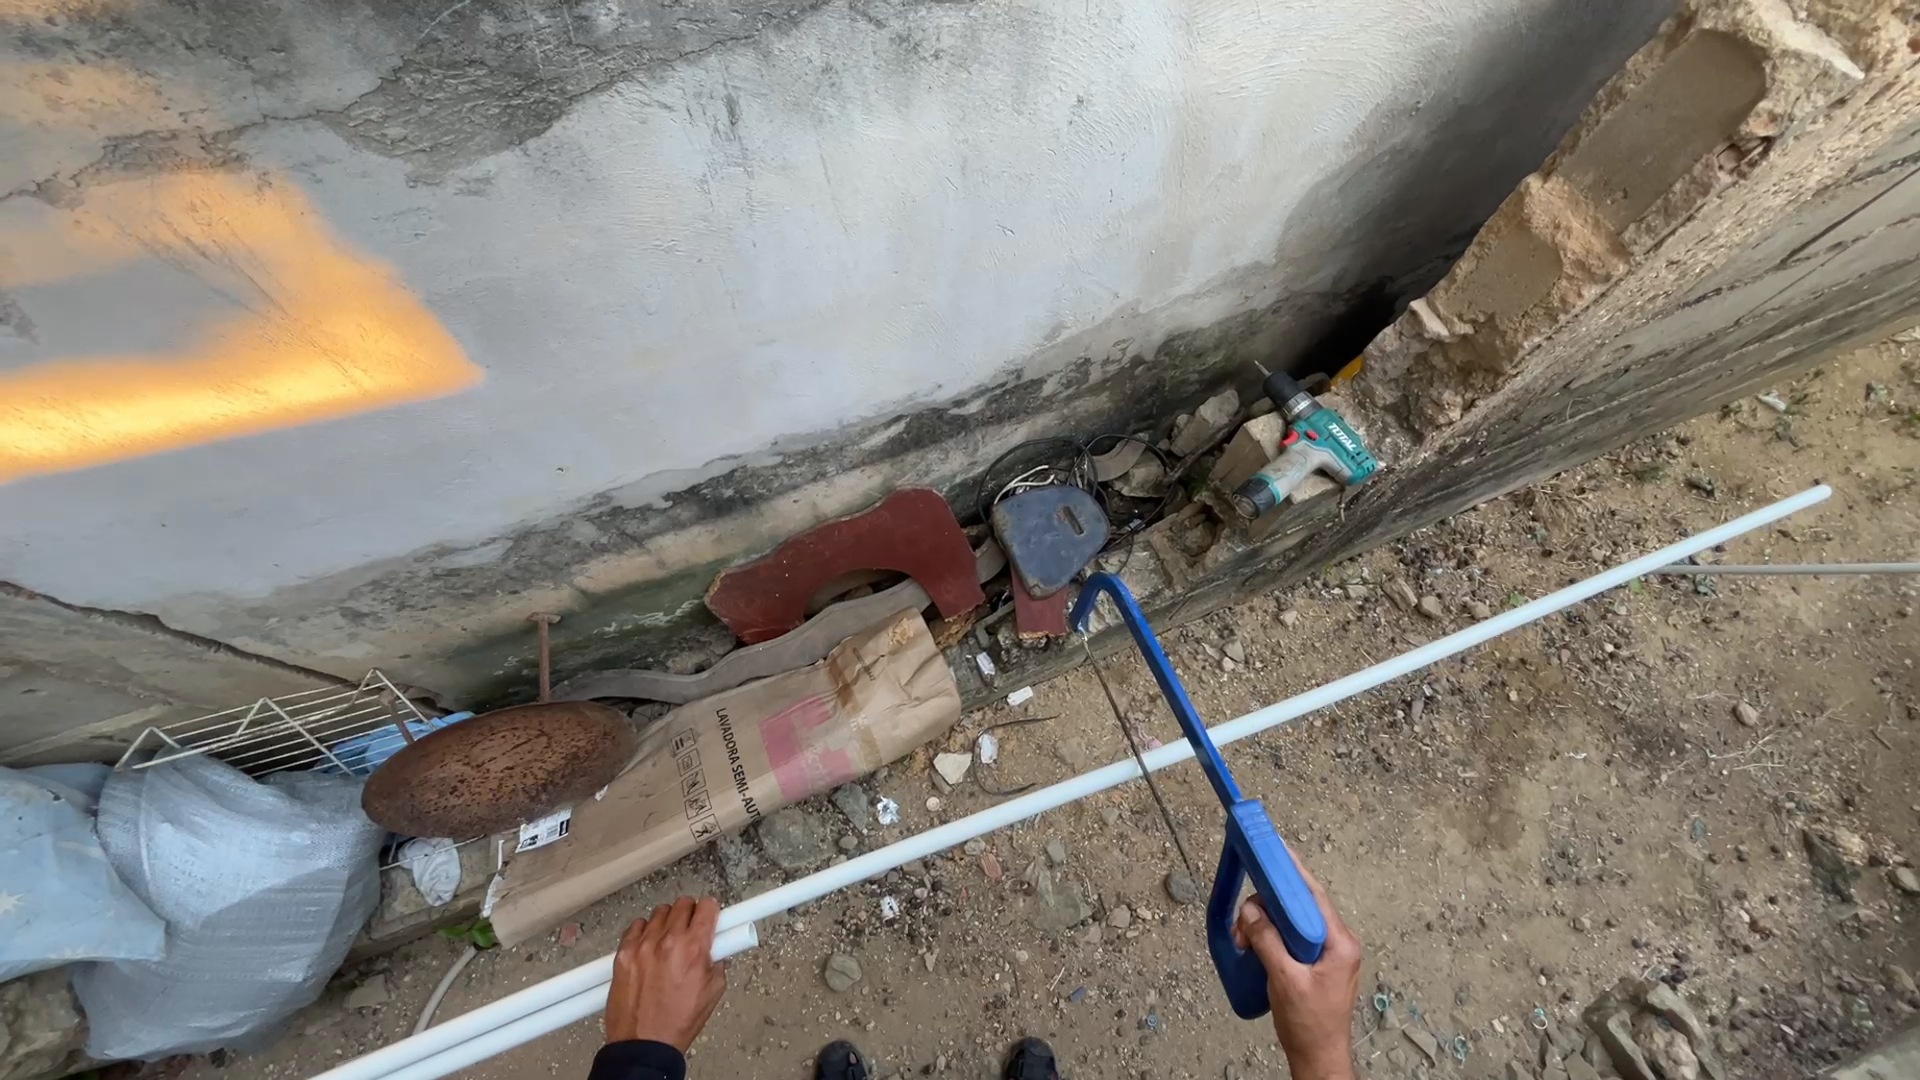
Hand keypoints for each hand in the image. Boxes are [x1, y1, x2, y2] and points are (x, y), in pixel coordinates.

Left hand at [604, 895, 727, 1051]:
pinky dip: (644, 931)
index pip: (707, 905)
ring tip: (667, 940)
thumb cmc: (679, 1021)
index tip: (709, 916)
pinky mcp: (623, 954)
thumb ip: (718, 960)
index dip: (710, 910)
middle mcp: (669, 940)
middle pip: (683, 903)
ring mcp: (643, 946)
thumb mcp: (714, 990)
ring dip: (667, 921)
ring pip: (660, 912)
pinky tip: (648, 946)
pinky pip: (635, 926)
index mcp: (694, 947)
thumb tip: (716, 946)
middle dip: (690, 914)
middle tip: (690, 930)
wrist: (643, 1045)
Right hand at [1232, 859, 1361, 1079]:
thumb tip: (1249, 908)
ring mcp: (1326, 951)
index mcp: (1339, 942)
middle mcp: (1336, 941)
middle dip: (1265, 906)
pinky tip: (1252, 945)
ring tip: (1243, 940)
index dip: (1292, 869)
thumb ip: (1267, 939)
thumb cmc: (1308, 1023)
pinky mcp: (1314, 960)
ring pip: (1288, 918)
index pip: (1313, 893)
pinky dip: (1267, 934)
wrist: (1318, 1058)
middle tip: (1242, 921)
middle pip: (1296, 904)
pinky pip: (1287, 934)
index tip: (1274, 847)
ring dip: (1262, 923)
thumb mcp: (1284, 979)